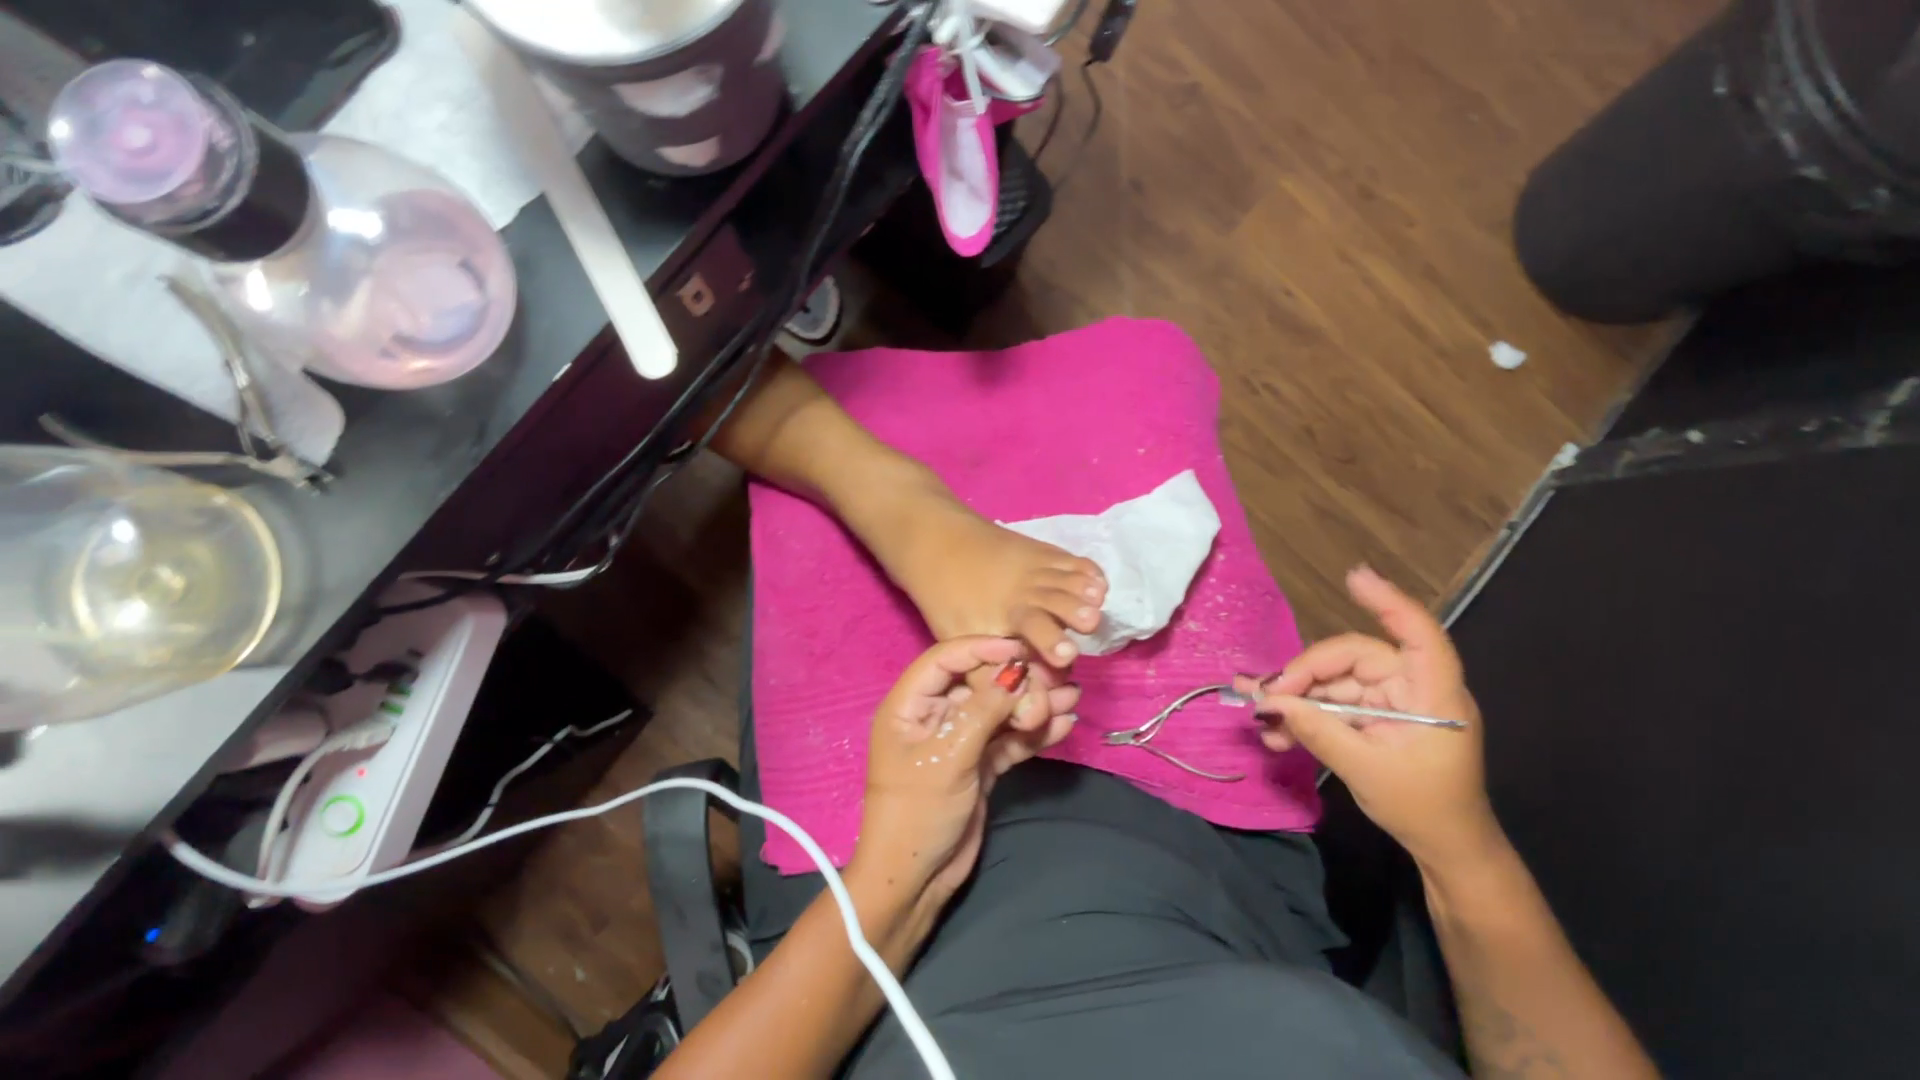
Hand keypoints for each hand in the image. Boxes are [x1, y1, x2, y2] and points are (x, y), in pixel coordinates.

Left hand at [854, 637, 1079, 904]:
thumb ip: (983, 711)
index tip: (1022, 646)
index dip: (982, 647)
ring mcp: (958, 741)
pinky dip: (1034, 734)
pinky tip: (1064, 726)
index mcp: (909, 705)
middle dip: (1018, 681)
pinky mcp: (979, 765)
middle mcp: (933, 716)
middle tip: (1057, 682)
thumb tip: (1016, 673)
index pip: (946, 659)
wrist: (915, 878)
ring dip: (1034, 707)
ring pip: (999, 712)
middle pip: (979, 684)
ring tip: (1072, 699)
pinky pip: (1009, 741)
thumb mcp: (948, 755)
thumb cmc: (917, 811)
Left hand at [898, 498, 1108, 669]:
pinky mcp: (1047, 553)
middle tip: (1090, 623)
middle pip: (1056, 602)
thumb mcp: (958, 641)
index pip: (1031, 634)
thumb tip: (1027, 716)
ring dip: (1085, 590)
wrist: (942, 543)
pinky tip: (1099, 586)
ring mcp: (1039, 568)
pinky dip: (1088, 572)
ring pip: (1068, 578)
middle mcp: (1026, 590)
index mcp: (1005, 615)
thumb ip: (989, 680)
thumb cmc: (950, 600)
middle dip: (1073, 612)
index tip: (1065, 657)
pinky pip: (1074, 561)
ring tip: (1098, 599)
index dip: (1049, 647)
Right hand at [1233, 566, 1500, 868]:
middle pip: (1354, 660)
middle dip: (1305, 675)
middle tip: (1265, 696)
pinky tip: (1275, 733)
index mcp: (1432, 692)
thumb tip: (1269, 702)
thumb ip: (1318, 731)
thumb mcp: (1366, 769)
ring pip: (1336, 684)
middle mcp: (1413, 687)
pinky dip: (1306, 717)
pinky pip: (1335, 707)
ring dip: (1297, 701)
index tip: (1353, 578)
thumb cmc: (1422, 806)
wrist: (1446, 848)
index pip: (1416, 633)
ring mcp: (1393, 703)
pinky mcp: (1376, 720)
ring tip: (1259, 718)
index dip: (1387, 602)